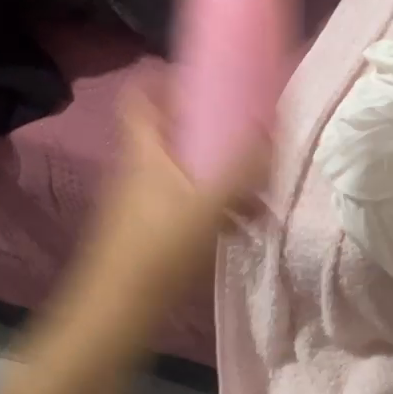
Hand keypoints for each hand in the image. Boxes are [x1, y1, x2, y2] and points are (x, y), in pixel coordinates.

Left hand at [82, 85, 269, 300]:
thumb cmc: (158, 252)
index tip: (207, 78)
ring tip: (262, 185)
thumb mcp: (209, 204)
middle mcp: (141, 170)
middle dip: (214, 129)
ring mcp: (146, 202)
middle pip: (174, 132)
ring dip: (223, 171)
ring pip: (187, 169)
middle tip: (251, 131)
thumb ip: (245, 167)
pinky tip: (247, 223)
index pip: (142, 96)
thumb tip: (275, 127)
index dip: (167, 78)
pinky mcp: (154, 232)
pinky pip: (192, 202)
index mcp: (146, 152)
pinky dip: (219, 205)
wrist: (117, 315)